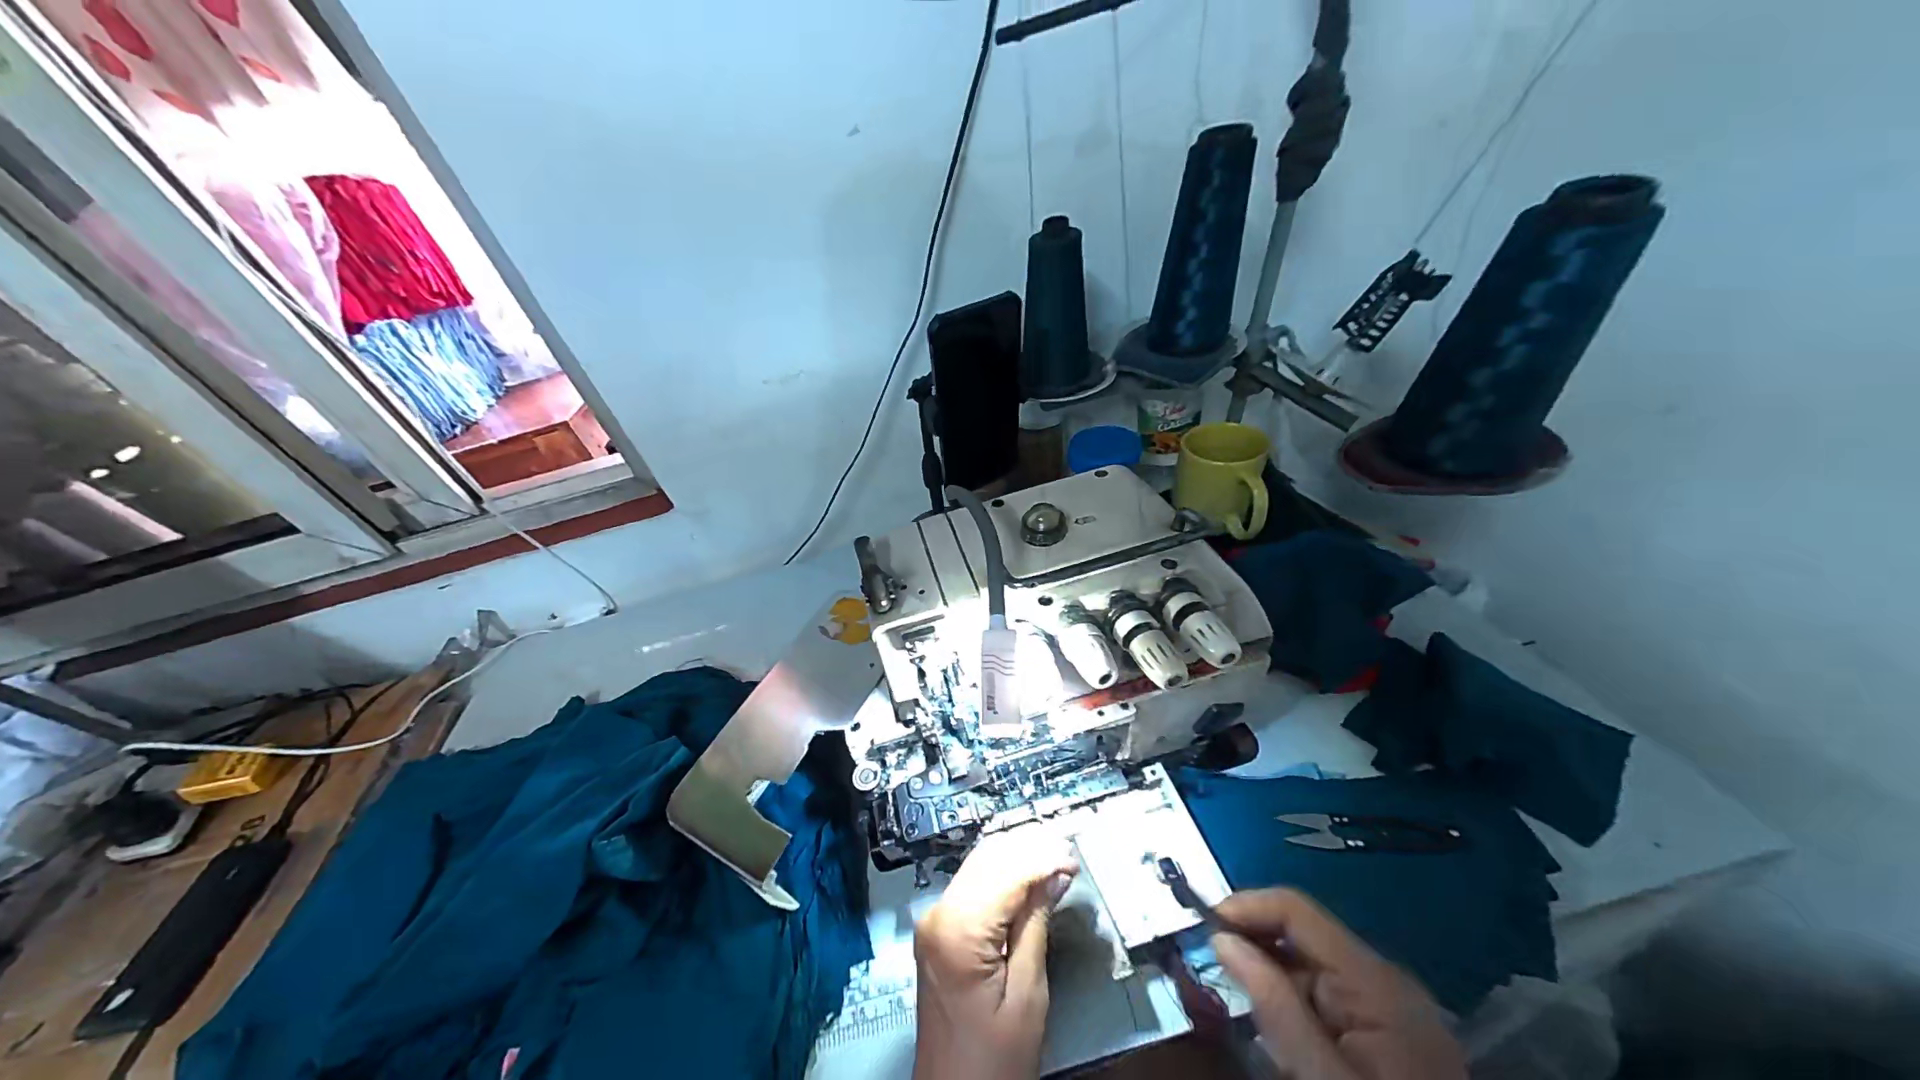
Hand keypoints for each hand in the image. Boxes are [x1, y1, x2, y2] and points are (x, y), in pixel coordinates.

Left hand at [913, 831, 1076, 1079]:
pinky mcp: (938, 930)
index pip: (1005, 873)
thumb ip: (1035, 926)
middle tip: (1066, 852)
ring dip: (1015, 858)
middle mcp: (938, 913)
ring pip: (977, 866)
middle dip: (1028, 850)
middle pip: (986, 860)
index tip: (1073, 858)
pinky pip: (971, 887)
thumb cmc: (993, 1058)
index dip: (1042, 859)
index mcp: (958, 929)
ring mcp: (934, 920)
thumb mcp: (1027, 995)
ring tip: (1053, 860)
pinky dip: (1001, 876)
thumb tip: (1054, 876)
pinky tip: (1027, 879)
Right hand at [1211, 888, 1465, 1079]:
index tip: (1201, 928)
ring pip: (1309, 969)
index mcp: (1375, 981)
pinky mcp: (1386, 1032)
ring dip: (1270, 981)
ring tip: (1240, 1010)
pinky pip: (1326, 997)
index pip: (1297, 910)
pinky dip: (1292, 1005)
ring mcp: (1388, 1007)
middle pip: (1301, 937)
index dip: (1245, 907)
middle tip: (1210, 972)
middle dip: (1253, 948)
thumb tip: (1223, 939)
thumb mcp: (1320, 1076)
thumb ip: (1273, 1005)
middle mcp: (1384, 980)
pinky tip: (1278, 1034)